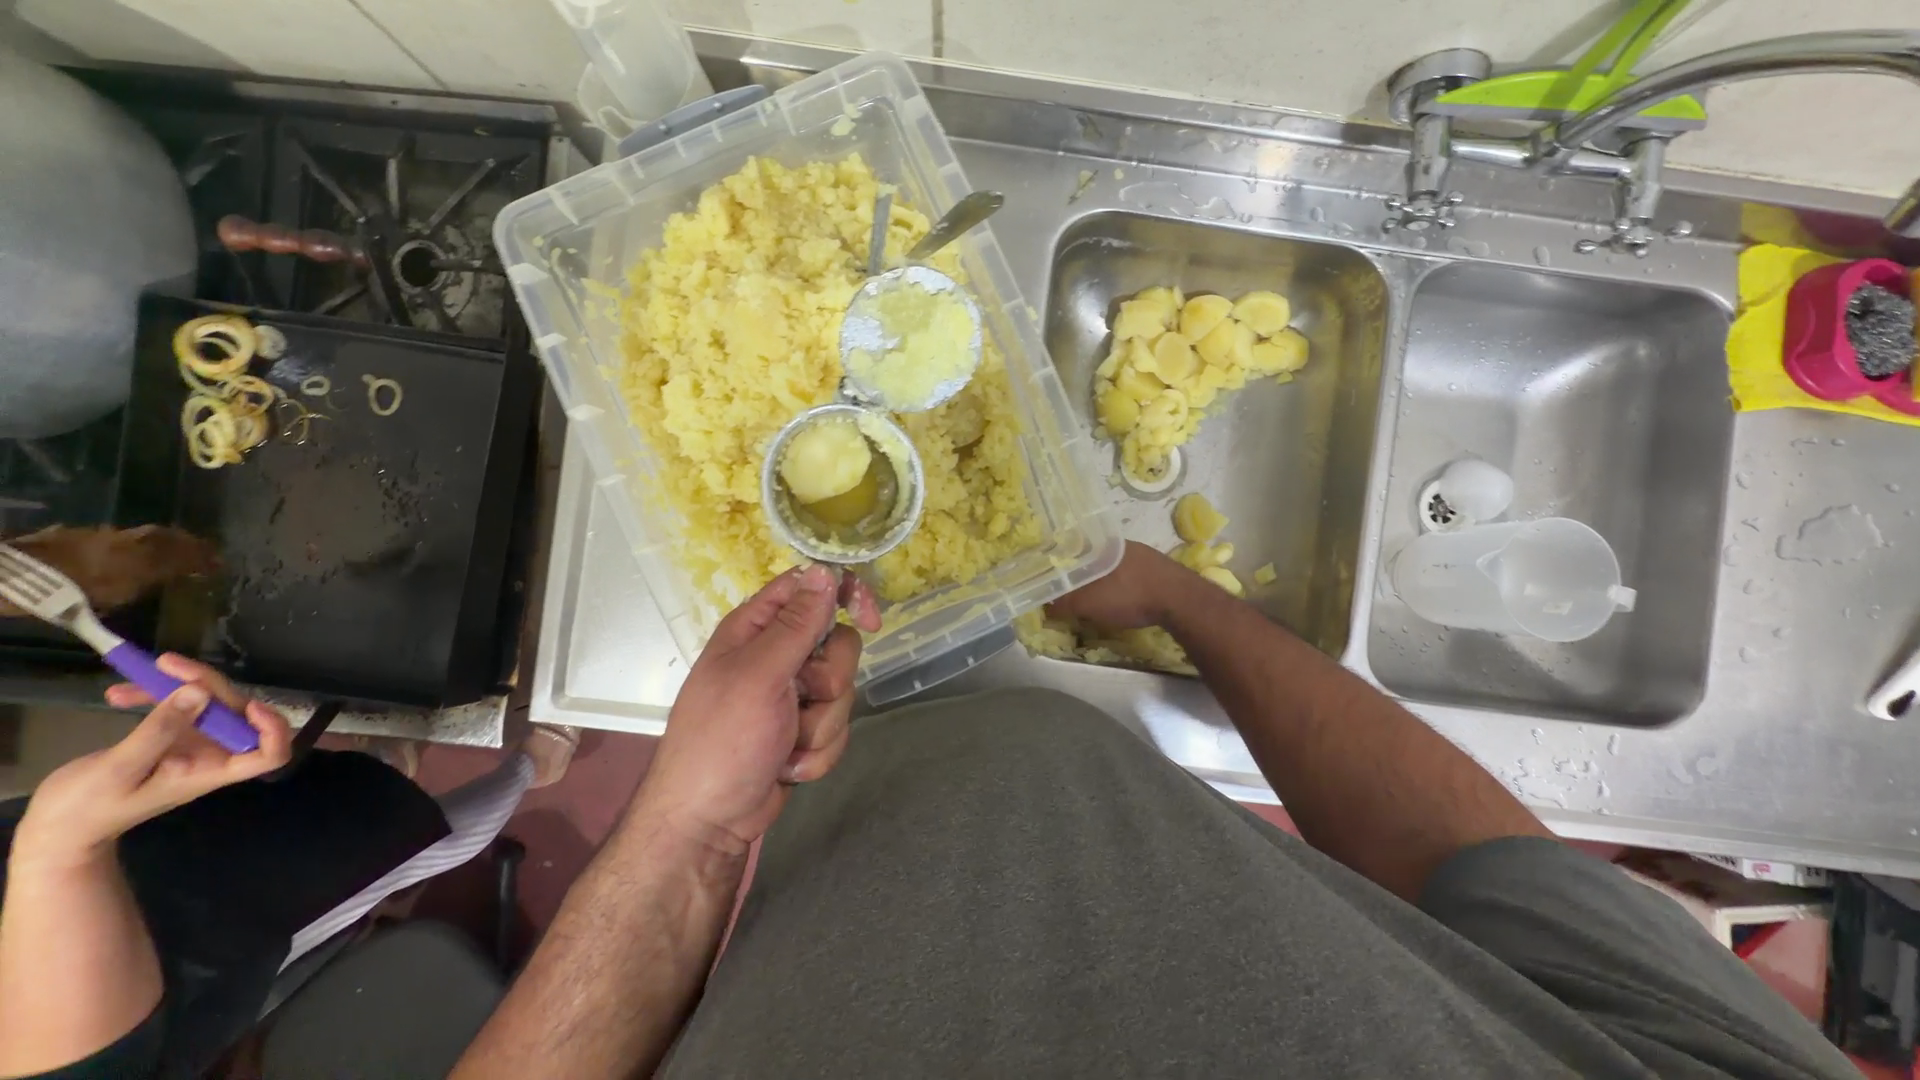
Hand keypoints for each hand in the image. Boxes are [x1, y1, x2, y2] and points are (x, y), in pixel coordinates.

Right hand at [12, 655, 291, 871]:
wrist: (59, 827)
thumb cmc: (87, 809)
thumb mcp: (120, 768)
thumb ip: (160, 730)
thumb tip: (200, 692)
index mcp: (212, 771)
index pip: (270, 753)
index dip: (272, 729)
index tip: (250, 705)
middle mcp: (212, 755)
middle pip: (236, 714)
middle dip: (210, 685)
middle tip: (168, 664)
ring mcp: (194, 745)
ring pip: (208, 704)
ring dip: (180, 685)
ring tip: (145, 669)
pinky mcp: (172, 737)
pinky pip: (177, 709)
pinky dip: (155, 696)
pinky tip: (120, 694)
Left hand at [640, 564, 879, 856]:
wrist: (710, 821)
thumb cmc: (722, 740)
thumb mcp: (760, 675)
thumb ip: (797, 624)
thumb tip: (823, 570)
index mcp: (756, 629)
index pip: (811, 589)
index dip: (845, 596)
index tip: (871, 621)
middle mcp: (776, 656)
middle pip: (839, 645)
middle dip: (829, 682)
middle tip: (799, 699)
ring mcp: (792, 697)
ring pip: (843, 693)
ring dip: (820, 726)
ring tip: (784, 745)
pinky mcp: (803, 732)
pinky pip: (837, 729)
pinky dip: (816, 752)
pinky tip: (786, 766)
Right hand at [1047, 540, 1190, 628]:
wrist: (1182, 601)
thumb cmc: (1130, 595)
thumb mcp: (1089, 603)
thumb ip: (1064, 603)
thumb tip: (1044, 606)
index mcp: (1103, 544)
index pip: (1074, 546)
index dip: (1061, 559)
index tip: (1052, 574)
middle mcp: (1123, 544)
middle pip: (1094, 556)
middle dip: (1082, 571)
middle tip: (1071, 588)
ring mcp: (1145, 556)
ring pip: (1114, 565)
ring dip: (1103, 579)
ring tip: (1095, 596)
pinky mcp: (1160, 570)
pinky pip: (1132, 574)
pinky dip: (1122, 585)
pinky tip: (1124, 598)